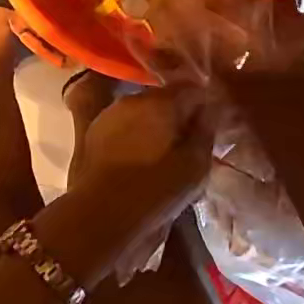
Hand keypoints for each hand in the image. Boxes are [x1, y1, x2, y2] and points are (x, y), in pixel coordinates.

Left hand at [39, 86, 212, 284]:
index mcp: (160, 102)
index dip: (205, 104)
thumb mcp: (195, 166)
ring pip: (141, 112)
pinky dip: (134, 137)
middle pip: (164, 98)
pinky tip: (140, 161)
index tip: (211, 125)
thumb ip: (205, 132)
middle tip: (188, 143)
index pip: (192, 88)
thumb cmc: (155, 191)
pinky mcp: (92, 134)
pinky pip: (123, 127)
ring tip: (164, 155)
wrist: (101, 215)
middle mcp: (132, 100)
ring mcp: (109, 115)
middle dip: (178, 115)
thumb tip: (209, 110)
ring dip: (154, 126)